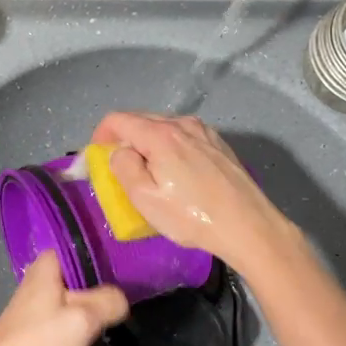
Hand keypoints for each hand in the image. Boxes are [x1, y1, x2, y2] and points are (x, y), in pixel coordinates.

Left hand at [0, 252, 128, 345]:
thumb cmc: (40, 341)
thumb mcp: (83, 319)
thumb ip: (109, 302)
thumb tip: (124, 299)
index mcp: (50, 261)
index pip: (89, 247)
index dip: (112, 259)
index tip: (135, 273)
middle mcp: (42, 272)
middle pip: (85, 271)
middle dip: (105, 284)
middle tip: (131, 297)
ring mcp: (39, 296)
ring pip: (78, 292)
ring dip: (95, 304)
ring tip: (118, 313)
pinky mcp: (38, 317)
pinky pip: (68, 309)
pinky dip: (82, 317)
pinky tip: (95, 329)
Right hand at [90, 111, 299, 272]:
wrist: (248, 226)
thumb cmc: (191, 216)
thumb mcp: (145, 199)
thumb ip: (123, 168)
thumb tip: (120, 152)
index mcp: (160, 135)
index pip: (118, 119)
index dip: (100, 136)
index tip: (97, 158)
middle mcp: (182, 124)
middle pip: (141, 120)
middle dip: (124, 140)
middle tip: (119, 169)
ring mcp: (204, 132)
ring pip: (164, 128)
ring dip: (148, 144)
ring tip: (149, 172)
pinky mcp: (219, 145)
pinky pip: (184, 137)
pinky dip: (170, 148)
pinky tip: (177, 173)